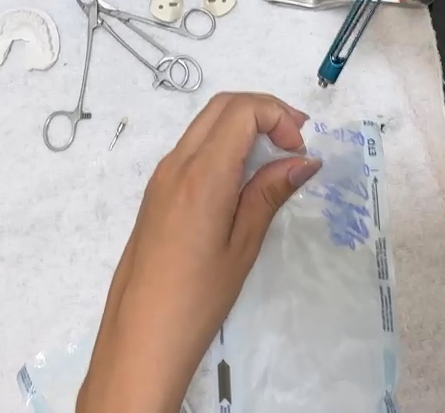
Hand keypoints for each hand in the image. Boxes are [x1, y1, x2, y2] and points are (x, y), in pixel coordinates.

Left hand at [80, 93, 321, 412]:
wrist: (139, 338)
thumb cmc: (198, 298)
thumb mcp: (243, 245)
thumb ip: (271, 192)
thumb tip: (305, 159)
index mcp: (202, 173)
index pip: (242, 110)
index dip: (277, 115)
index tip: (300, 149)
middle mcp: (177, 162)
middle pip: (223, 105)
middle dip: (264, 110)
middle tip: (297, 140)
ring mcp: (163, 174)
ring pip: (206, 122)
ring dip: (243, 125)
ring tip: (277, 156)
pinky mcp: (158, 190)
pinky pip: (194, 146)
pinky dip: (224, 143)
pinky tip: (244, 176)